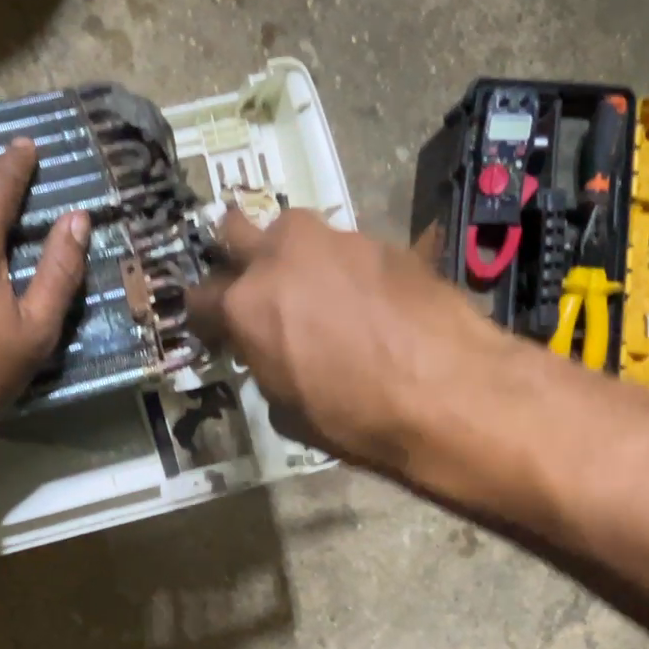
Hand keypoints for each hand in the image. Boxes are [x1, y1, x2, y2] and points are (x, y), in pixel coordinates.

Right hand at [187, 209, 506, 470]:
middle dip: (235, 254)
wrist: (448, 391)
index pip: (199, 296)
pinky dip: (342, 268)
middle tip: (252, 283)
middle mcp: (280, 257)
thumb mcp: (287, 409)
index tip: (214, 328)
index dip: (204, 315)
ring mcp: (333, 240)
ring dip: (293, 256)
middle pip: (234, 231)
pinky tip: (365, 300)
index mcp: (245, 305)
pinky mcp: (381, 239)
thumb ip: (265, 365)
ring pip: (293, 232)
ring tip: (316, 291)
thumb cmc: (355, 417)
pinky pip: (344, 248)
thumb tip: (271, 353)